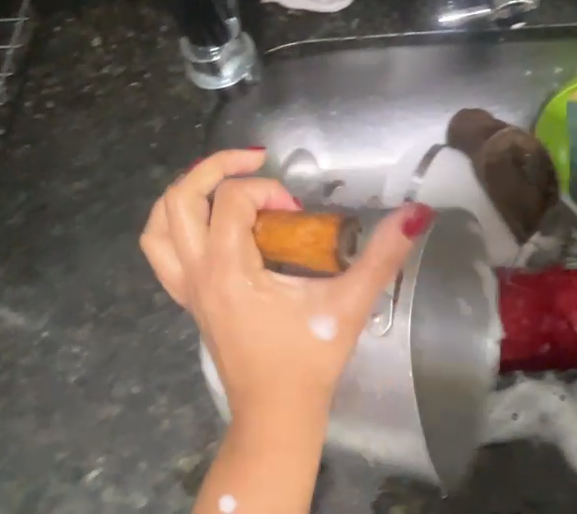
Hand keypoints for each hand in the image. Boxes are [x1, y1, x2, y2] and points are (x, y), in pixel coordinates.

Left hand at [139, 149, 430, 426]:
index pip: (231, 200)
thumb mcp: (349, 304)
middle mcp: (198, 274)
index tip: (298, 210)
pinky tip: (207, 220)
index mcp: (229, 271)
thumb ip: (382, 255)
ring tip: (225, 181)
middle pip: (180, 199)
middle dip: (215, 167)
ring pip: (159, 222)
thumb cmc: (308, 361)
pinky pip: (160, 249)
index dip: (266, 190)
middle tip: (256, 161)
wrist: (277, 415)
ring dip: (187, 190)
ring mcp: (187, 288)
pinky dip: (174, 223)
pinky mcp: (188, 298)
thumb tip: (417, 212)